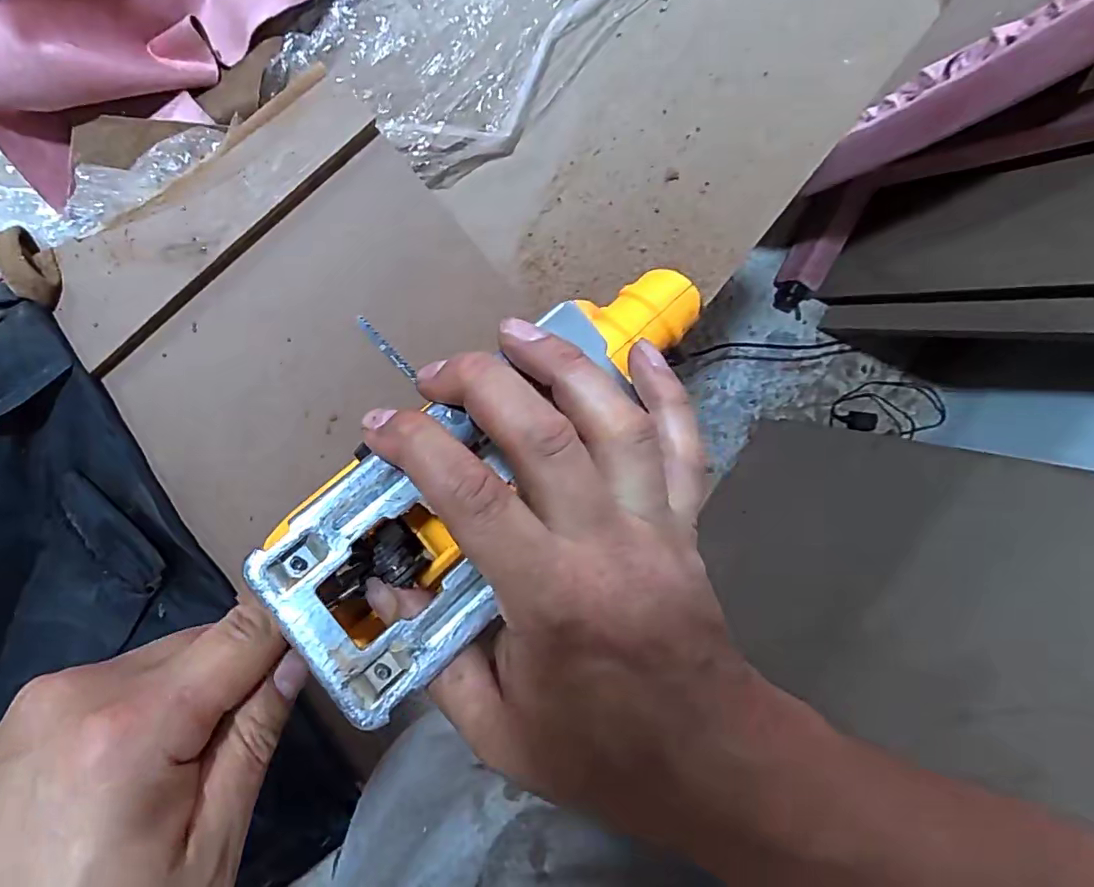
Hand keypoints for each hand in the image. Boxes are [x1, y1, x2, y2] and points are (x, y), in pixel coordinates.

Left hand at [0, 601, 307, 886]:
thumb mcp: (203, 854)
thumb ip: (251, 743)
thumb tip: (294, 661)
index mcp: (132, 725)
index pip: (241, 633)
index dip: (288, 621)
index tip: (325, 623)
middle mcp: (84, 686)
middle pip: (200, 643)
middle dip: (237, 672)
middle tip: (247, 734)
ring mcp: (46, 694)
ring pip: (160, 658)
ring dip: (191, 688)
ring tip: (182, 768)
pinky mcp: (26, 710)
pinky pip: (117, 679)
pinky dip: (147, 701)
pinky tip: (134, 767)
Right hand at [358, 319, 799, 863]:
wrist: (712, 761)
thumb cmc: (598, 751)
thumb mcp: (494, 730)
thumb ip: (433, 656)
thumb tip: (389, 583)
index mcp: (551, 598)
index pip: (473, 496)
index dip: (418, 447)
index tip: (380, 425)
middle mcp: (607, 544)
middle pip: (545, 435)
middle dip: (483, 384)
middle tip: (437, 372)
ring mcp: (657, 524)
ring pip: (616, 422)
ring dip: (563, 365)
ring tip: (515, 331)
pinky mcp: (689, 522)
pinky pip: (684, 446)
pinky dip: (666, 391)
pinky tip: (640, 349)